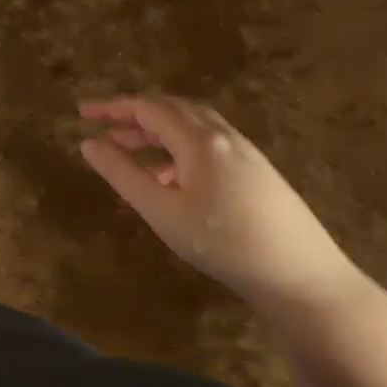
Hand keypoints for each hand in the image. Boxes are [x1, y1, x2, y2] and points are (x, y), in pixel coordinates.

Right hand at [79, 96, 359, 308]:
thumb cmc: (223, 242)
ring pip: (194, 128)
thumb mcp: (159, 209)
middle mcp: (226, 140)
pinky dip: (178, 148)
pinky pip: (210, 147)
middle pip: (175, 110)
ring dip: (156, 131)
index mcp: (201, 142)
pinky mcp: (259, 176)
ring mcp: (248, 158)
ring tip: (127, 149)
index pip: (149, 109)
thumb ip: (121, 173)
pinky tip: (166, 177)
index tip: (82, 113)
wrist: (305, 279)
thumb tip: (88, 143)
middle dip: (135, 113)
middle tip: (103, 125)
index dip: (113, 107)